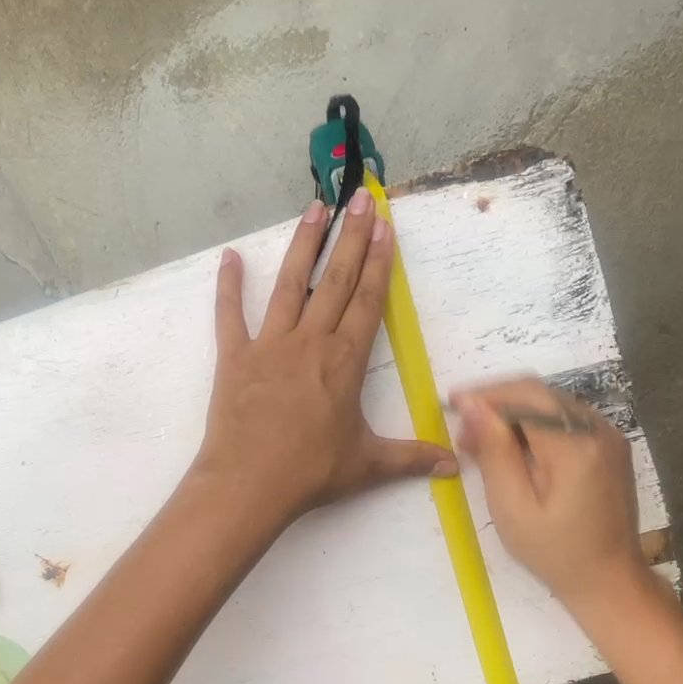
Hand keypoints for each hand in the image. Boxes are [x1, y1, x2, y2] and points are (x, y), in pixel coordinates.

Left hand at [192, 192, 456, 520]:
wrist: (249, 484)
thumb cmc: (310, 472)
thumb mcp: (368, 465)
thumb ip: (411, 458)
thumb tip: (453, 466)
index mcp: (345, 361)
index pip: (368, 301)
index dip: (379, 263)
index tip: (385, 227)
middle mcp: (310, 342)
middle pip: (337, 281)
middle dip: (351, 238)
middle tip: (360, 200)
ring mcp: (269, 345)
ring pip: (291, 284)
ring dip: (304, 245)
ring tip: (314, 208)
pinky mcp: (234, 357)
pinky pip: (230, 315)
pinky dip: (229, 286)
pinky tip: (230, 258)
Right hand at [451, 379, 645, 608]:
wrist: (609, 580)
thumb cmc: (555, 552)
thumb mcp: (512, 508)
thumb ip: (495, 452)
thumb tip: (473, 406)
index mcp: (575, 446)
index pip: (526, 396)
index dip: (485, 394)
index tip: (452, 403)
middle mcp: (598, 430)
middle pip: (540, 394)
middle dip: (497, 403)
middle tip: (463, 429)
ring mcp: (608, 436)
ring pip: (552, 404)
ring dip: (514, 413)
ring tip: (482, 442)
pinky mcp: (609, 446)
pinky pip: (565, 420)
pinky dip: (535, 425)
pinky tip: (514, 450)